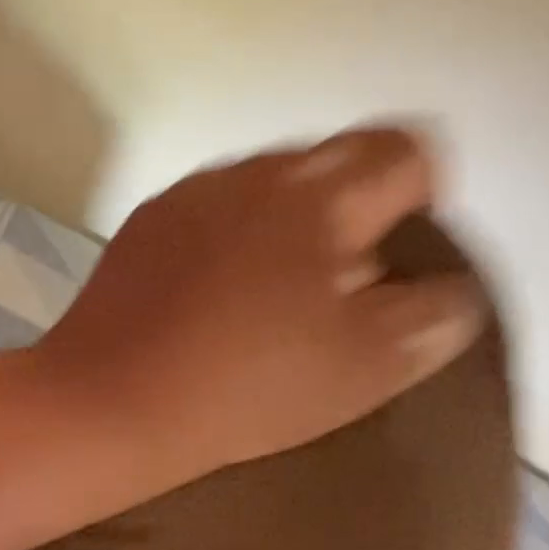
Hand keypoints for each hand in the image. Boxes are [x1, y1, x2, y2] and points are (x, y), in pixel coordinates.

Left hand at [35, 125, 485, 475]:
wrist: (108, 400)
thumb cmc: (245, 385)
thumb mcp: (372, 362)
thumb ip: (435, 308)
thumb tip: (440, 284)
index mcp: (315, 193)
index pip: (403, 149)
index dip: (420, 197)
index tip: (397, 258)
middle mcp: (246, 173)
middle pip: (328, 163)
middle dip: (350, 214)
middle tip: (337, 288)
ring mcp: (182, 196)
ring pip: (262, 188)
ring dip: (282, 226)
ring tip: (268, 299)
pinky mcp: (138, 226)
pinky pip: (207, 214)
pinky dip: (226, 241)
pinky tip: (211, 298)